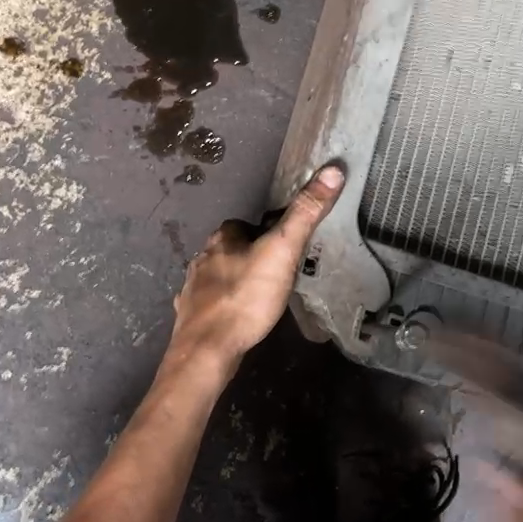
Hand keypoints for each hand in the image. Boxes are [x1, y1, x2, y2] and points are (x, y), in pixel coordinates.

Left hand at [167, 163, 344, 365]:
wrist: (207, 350)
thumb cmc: (246, 298)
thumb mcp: (283, 251)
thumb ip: (305, 213)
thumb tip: (332, 171)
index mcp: (223, 239)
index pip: (245, 224)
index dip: (264, 232)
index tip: (284, 245)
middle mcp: (202, 258)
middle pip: (231, 250)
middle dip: (250, 257)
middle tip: (278, 273)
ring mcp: (192, 289)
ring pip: (218, 276)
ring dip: (235, 281)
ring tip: (260, 296)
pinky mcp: (190, 317)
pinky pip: (208, 304)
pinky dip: (222, 306)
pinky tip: (235, 318)